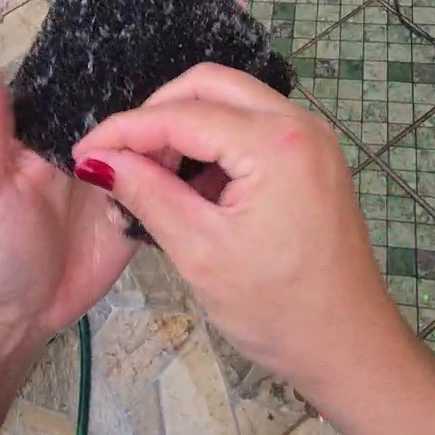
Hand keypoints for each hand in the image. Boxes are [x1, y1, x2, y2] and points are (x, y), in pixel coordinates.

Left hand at [0, 0, 212, 350]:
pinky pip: (184, 163)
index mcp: (61, 109)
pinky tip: (244, 115)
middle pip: (143, 68)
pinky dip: (210, 139)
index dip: (132, 5)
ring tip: (245, 37)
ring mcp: (132, 160)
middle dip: (179, 24)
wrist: (19, 318)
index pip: (98, 46)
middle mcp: (100, 124)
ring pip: (171, 111)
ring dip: (203, 77)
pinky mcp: (154, 197)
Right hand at [69, 64, 409, 395]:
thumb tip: (96, 160)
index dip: (125, 130)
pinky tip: (192, 184)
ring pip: (232, 101)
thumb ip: (147, 193)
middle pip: (210, 85)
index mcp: (276, 143)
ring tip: (152, 174)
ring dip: (186, 125)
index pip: (182, 116)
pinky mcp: (312, 156)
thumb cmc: (278, 311)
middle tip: (121, 155)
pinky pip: (252, 125)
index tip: (82, 152)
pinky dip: (215, 142)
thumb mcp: (201, 252)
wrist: (353, 350)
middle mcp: (299, 123)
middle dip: (158, 113)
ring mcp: (311, 137)